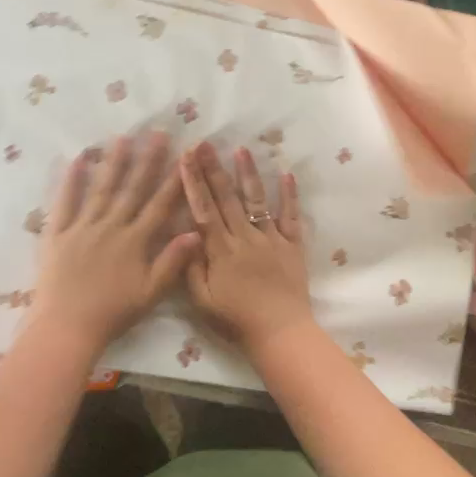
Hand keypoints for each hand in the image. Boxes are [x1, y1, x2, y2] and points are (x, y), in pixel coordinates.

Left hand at [31, 132, 200, 351]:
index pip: (159, 205)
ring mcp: (83, 227)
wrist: (66, 327)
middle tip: (158, 133)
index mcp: (135, 241)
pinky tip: (79, 158)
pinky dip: (72, 180)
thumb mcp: (149, 293)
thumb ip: (172, 261)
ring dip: (114, 162)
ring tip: (124, 137)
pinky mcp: (58, 234)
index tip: (185, 156)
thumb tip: (196, 231)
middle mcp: (111, 227)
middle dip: (147, 160)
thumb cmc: (112, 314)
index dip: (173, 180)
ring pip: (102, 188)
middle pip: (132, 189)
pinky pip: (65, 202)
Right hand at [180, 143, 312, 352]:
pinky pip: (290, 216)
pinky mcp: (292, 244)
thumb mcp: (202, 301)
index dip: (193, 182)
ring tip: (240, 149)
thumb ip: (191, 268)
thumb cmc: (236, 321)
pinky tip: (287, 173)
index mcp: (220, 250)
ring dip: (248, 173)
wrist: (280, 333)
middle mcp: (244, 237)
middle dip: (213, 168)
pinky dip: (289, 195)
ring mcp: (270, 238)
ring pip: (256, 200)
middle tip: (205, 143)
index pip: (202, 209)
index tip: (185, 157)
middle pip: (226, 198)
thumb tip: (183, 235)